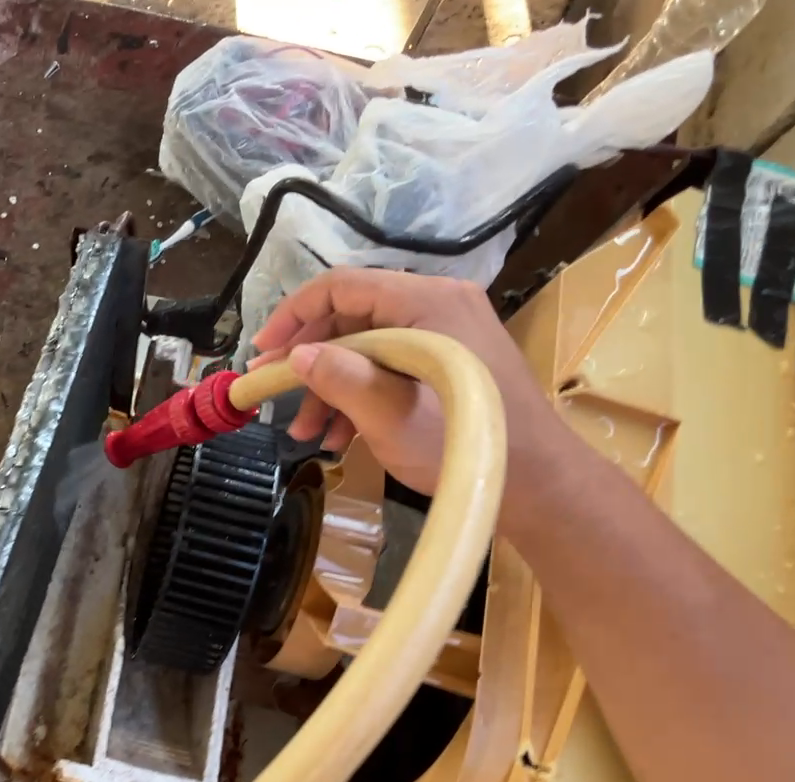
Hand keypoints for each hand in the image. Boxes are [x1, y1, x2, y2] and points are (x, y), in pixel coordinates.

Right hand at [250, 268, 569, 512]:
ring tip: (305, 432)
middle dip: (307, 361)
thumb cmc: (459, 443)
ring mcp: (442, 334)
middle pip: (349, 318)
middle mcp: (435, 305)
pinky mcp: (444, 362)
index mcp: (425, 301)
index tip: (261, 353)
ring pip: (363, 347)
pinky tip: (337, 436)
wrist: (534, 482)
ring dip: (327, 387)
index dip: (292, 315)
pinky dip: (355, 396)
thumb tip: (296, 356)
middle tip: (272, 394)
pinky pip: (385, 366)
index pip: (341, 286)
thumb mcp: (389, 412)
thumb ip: (341, 377)